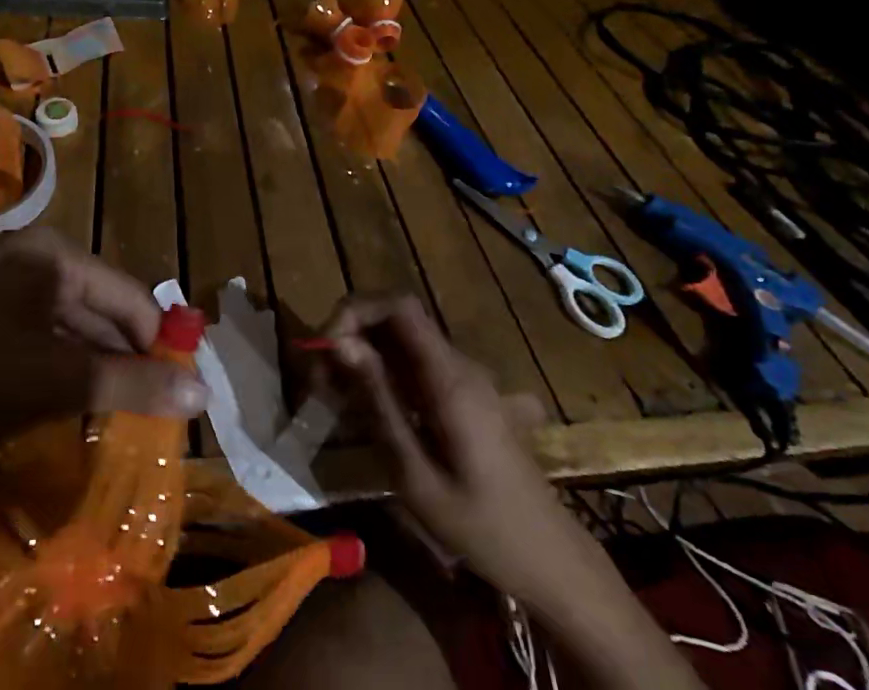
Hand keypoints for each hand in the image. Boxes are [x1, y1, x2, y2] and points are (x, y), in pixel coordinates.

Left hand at [0, 228, 207, 502]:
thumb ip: (127, 381)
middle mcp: (20, 262)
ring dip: (89, 377)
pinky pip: (27, 349)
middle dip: (124, 364)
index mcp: (48, 256)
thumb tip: (202, 388)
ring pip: (62, 333)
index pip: (132, 297)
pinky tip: (59, 418)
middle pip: (98, 312)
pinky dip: (51, 381)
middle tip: (152, 423)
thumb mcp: (48, 380)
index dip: (159, 348)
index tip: (181, 403)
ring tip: (113, 427)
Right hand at [325, 295, 706, 688]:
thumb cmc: (480, 525)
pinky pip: (410, 367)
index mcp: (451, 379)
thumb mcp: (414, 470)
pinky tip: (360, 412)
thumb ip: (377, 401)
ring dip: (358, 360)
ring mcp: (463, 381)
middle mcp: (459, 368)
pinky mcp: (462, 397)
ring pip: (397, 344)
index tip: (326, 349)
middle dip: (347, 339)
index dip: (354, 312)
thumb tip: (339, 342)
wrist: (550, 562)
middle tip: (318, 384)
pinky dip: (377, 377)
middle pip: (392, 321)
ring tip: (330, 401)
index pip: (398, 306)